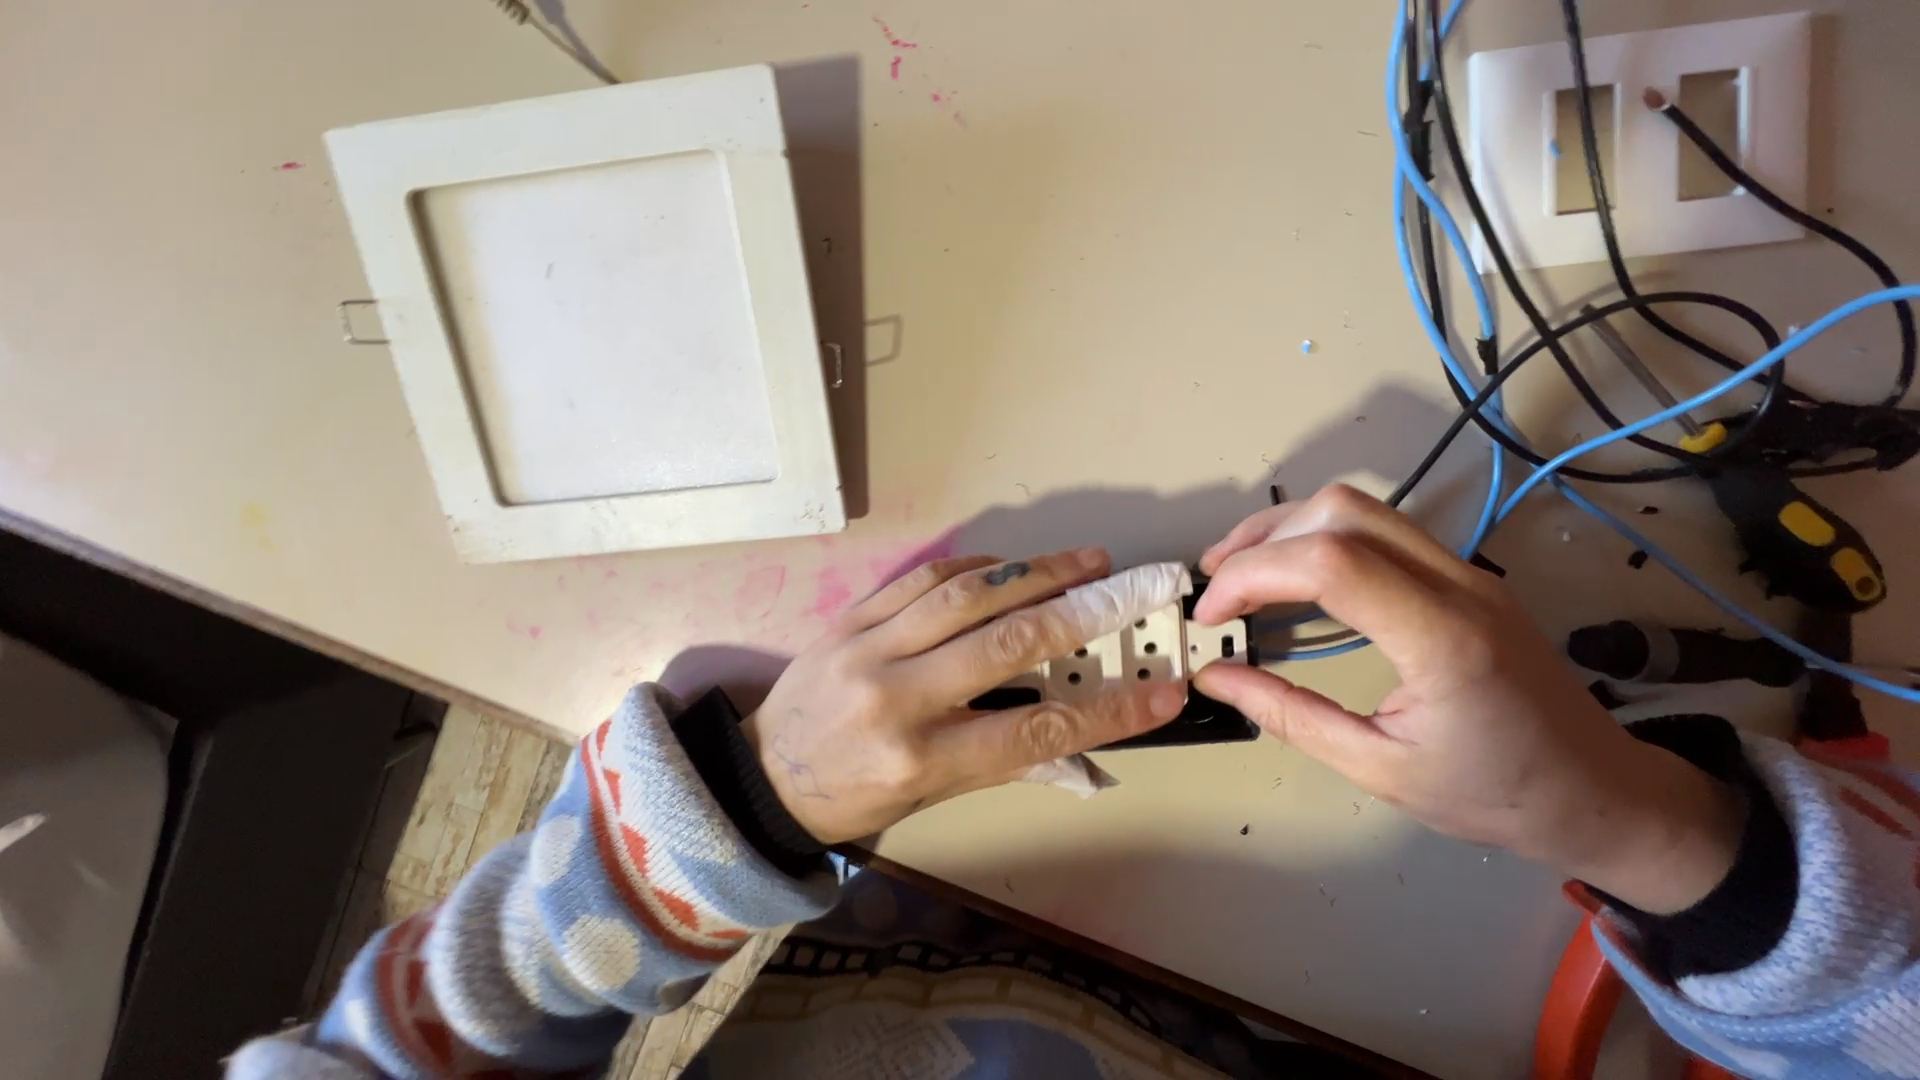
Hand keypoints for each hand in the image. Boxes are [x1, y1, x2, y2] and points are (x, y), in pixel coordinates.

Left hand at [741, 548, 1187, 844]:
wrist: (760, 774)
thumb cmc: (852, 796)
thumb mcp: (928, 797)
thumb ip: (1004, 763)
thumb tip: (1082, 750)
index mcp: (922, 758)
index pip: (1035, 731)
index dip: (1107, 711)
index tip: (1163, 690)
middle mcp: (898, 696)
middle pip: (1007, 643)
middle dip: (1083, 612)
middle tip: (1133, 588)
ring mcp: (870, 647)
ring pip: (966, 594)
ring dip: (1035, 572)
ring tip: (1087, 561)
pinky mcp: (850, 616)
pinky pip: (923, 577)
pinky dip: (975, 565)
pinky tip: (1012, 563)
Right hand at [1191, 485, 1743, 913]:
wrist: (1602, 793)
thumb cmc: (1494, 795)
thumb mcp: (1377, 769)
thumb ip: (1288, 714)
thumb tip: (1213, 675)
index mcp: (1442, 640)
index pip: (1331, 562)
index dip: (1253, 575)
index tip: (1213, 617)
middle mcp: (1458, 585)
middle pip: (1341, 512)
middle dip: (1260, 540)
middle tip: (1214, 586)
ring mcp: (1465, 572)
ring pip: (1359, 507)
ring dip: (1285, 528)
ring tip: (1236, 571)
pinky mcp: (1461, 575)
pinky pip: (1377, 528)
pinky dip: (1316, 537)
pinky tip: (1288, 573)